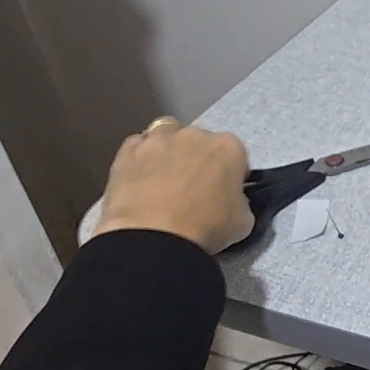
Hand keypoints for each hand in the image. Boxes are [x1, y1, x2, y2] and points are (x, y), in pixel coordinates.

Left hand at [93, 118, 253, 254]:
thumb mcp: (243, 220)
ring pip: (166, 132)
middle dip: (198, 158)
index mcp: (230, 147)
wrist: (151, 238)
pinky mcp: (126, 152)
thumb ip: (240, 200)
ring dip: (168, 147)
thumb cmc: (206, 227)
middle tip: (192, 187)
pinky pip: (136, 145)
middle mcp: (196, 135)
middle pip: (200, 141)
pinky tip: (138, 176)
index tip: (224, 193)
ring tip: (163, 175)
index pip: (235, 155)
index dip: (230, 174)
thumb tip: (230, 200)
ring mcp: (159, 141)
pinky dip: (139, 156)